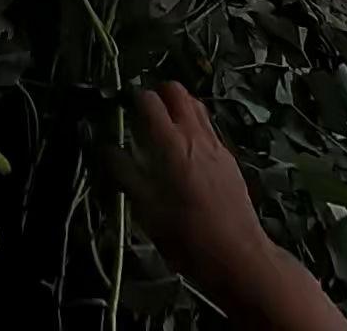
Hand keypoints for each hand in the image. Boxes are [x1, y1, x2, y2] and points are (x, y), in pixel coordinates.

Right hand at [112, 82, 346, 330]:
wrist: (239, 256)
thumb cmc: (187, 235)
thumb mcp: (146, 209)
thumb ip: (125, 173)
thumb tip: (107, 148)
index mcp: (170, 142)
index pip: (149, 99)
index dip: (133, 97)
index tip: (123, 106)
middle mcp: (194, 134)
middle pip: (176, 90)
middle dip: (158, 92)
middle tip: (145, 110)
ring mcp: (214, 142)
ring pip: (195, 104)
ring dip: (178, 105)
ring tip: (164, 125)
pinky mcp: (228, 156)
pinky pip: (207, 125)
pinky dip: (193, 124)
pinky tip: (186, 149)